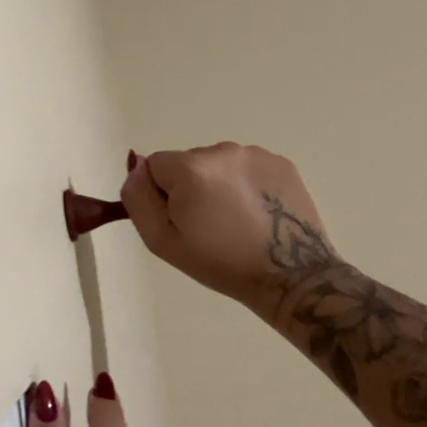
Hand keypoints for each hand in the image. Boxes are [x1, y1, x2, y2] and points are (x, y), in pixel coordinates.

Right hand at [119, 143, 341, 314]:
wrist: (291, 276)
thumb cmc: (220, 263)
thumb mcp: (161, 241)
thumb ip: (138, 198)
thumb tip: (135, 167)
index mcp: (191, 168)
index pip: (154, 165)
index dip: (161, 195)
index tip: (181, 222)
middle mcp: (222, 150)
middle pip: (186, 163)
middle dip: (190, 188)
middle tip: (208, 227)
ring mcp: (256, 154)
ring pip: (217, 165)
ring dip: (218, 185)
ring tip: (236, 222)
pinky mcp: (281, 163)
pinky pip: (246, 168)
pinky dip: (245, 186)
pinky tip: (257, 214)